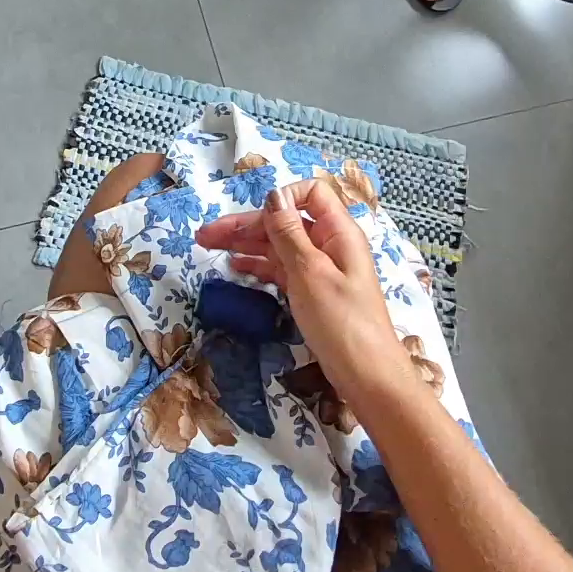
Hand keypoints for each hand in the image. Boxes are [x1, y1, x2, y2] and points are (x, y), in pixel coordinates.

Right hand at [197, 179, 414, 401]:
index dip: (282, 198)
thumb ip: (289, 233)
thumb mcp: (310, 273)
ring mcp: (320, 269)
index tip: (255, 217)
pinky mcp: (312, 292)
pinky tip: (235, 267)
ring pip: (278, 245)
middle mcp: (329, 244)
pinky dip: (258, 265)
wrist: (367, 378)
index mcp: (338, 232)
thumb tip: (273, 195)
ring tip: (209, 248)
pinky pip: (281, 269)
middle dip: (247, 224)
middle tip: (205, 236)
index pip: (311, 193)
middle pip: (285, 221)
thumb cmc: (342, 322)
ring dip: (246, 244)